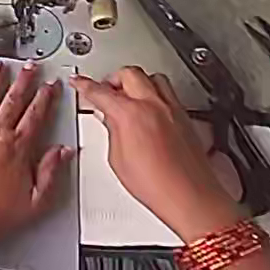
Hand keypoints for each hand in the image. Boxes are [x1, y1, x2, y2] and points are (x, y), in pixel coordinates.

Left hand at [0, 61, 72, 260]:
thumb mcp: (36, 201)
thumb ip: (51, 173)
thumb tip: (63, 152)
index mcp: (19, 148)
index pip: (36, 115)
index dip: (45, 97)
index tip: (50, 85)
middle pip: (14, 101)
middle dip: (24, 81)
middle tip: (30, 67)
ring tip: (0, 66)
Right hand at [71, 68, 243, 241]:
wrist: (189, 196)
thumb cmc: (158, 184)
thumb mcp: (118, 159)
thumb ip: (113, 132)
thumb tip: (112, 121)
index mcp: (131, 113)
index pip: (101, 91)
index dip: (85, 85)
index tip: (80, 83)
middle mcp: (154, 105)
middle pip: (129, 74)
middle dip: (113, 79)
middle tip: (104, 89)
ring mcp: (172, 109)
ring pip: (152, 78)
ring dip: (137, 82)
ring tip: (128, 95)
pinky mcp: (185, 117)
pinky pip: (168, 93)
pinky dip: (155, 94)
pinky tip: (149, 108)